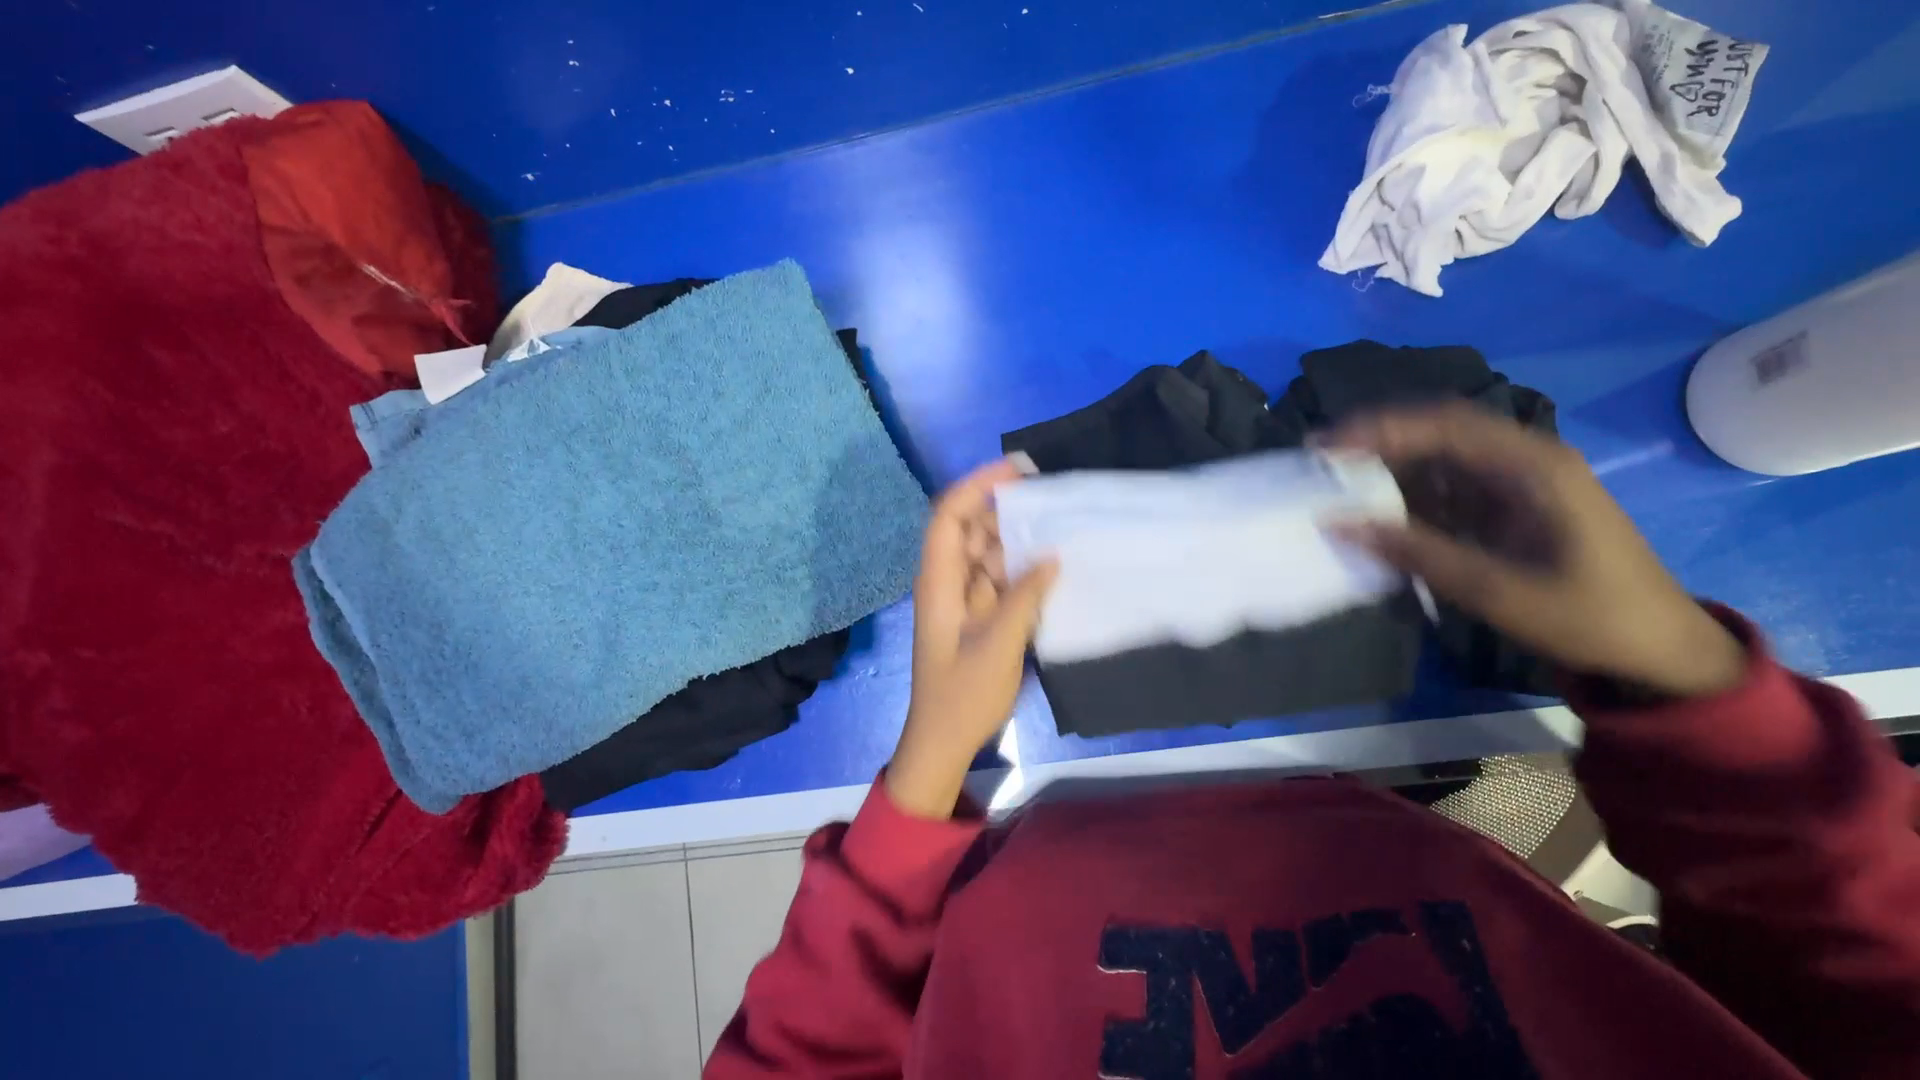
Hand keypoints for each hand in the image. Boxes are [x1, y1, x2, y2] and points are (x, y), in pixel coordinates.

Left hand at [887, 460, 1057, 819]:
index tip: (1017, 471)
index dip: (977, 485)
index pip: (949, 516)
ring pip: (986, 552)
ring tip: (1058, 519)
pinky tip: (1052, 561)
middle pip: (969, 528)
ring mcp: (962, 599)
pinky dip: (1021, 566)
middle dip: (1002, 505)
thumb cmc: (963, 695)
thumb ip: (1025, 596)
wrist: (943, 742)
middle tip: (1049, 493)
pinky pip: (998, 578)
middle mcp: (947, 581)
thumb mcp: (999, 644)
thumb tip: (1051, 555)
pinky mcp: (978, 617)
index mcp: (938, 582)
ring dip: (1015, 536)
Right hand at [1325, 403, 1745, 699]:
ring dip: (1389, 471)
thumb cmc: (1590, 617)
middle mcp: (1524, 462)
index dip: (1382, 428)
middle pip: (1438, 433)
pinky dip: (1408, 499)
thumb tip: (1337, 523)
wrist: (1659, 650)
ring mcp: (1517, 484)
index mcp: (1535, 467)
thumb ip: (1416, 553)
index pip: (1446, 424)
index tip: (1326, 448)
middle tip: (1319, 463)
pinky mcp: (1509, 508)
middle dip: (1376, 443)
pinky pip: (1448, 489)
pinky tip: (1377, 518)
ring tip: (1337, 489)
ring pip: (1439, 460)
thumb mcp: (1498, 590)